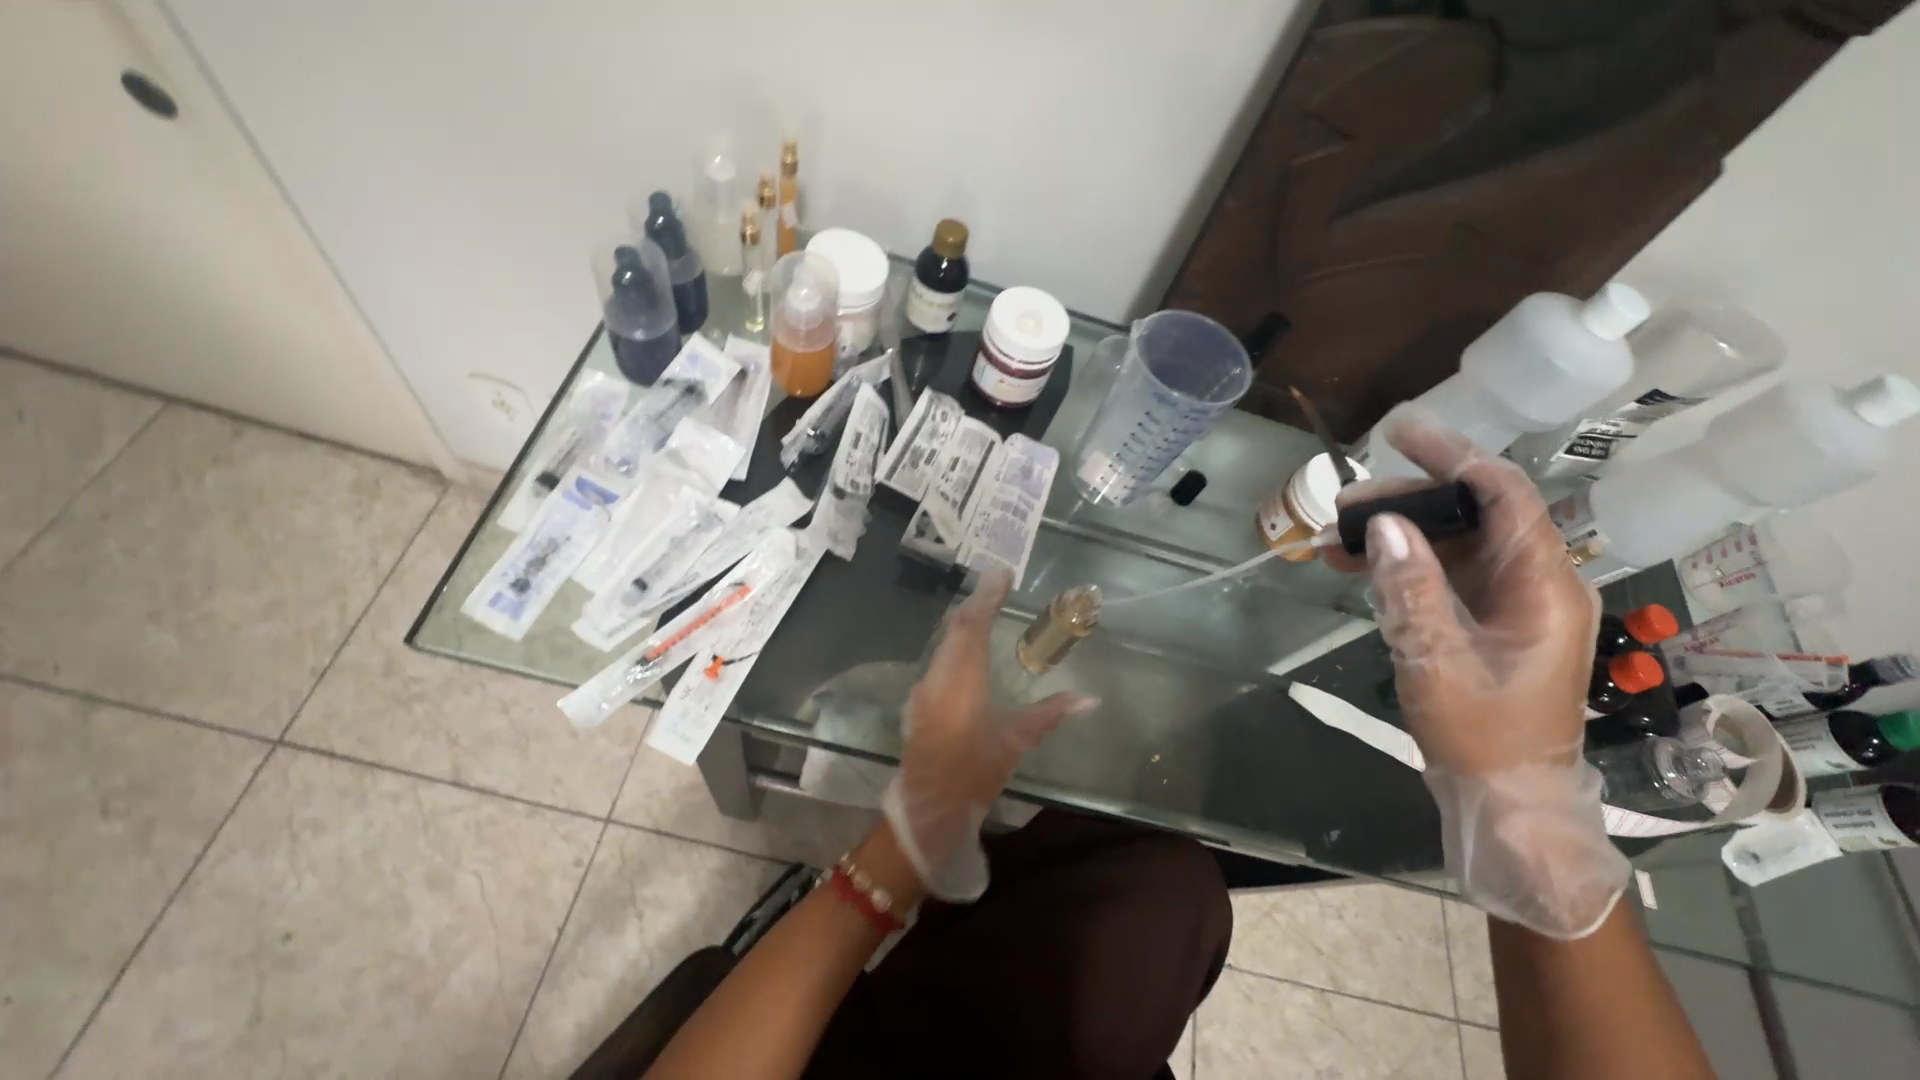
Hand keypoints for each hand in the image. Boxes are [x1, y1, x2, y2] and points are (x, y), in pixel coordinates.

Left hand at [882, 568, 1098, 901]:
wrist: (929, 808)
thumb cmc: (975, 772)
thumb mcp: (1016, 741)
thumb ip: (1051, 714)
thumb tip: (1090, 699)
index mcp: (963, 678)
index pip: (973, 623)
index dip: (987, 596)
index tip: (1001, 574)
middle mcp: (939, 675)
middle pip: (956, 627)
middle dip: (976, 604)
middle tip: (996, 586)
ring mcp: (924, 688)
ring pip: (944, 642)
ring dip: (964, 624)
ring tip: (985, 610)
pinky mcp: (919, 702)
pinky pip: (939, 659)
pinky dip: (955, 644)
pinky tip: (967, 649)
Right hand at [1324, 411, 1599, 773]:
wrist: (1507, 799)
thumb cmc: (1482, 735)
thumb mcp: (1438, 661)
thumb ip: (1411, 589)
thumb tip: (1382, 524)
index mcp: (1544, 586)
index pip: (1504, 496)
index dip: (1454, 455)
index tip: (1399, 431)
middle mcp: (1535, 584)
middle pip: (1472, 516)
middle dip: (1407, 502)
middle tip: (1342, 507)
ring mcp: (1512, 605)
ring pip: (1453, 545)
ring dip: (1397, 536)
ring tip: (1334, 539)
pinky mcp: (1488, 624)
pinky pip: (1445, 577)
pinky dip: (1402, 567)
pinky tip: (1357, 569)